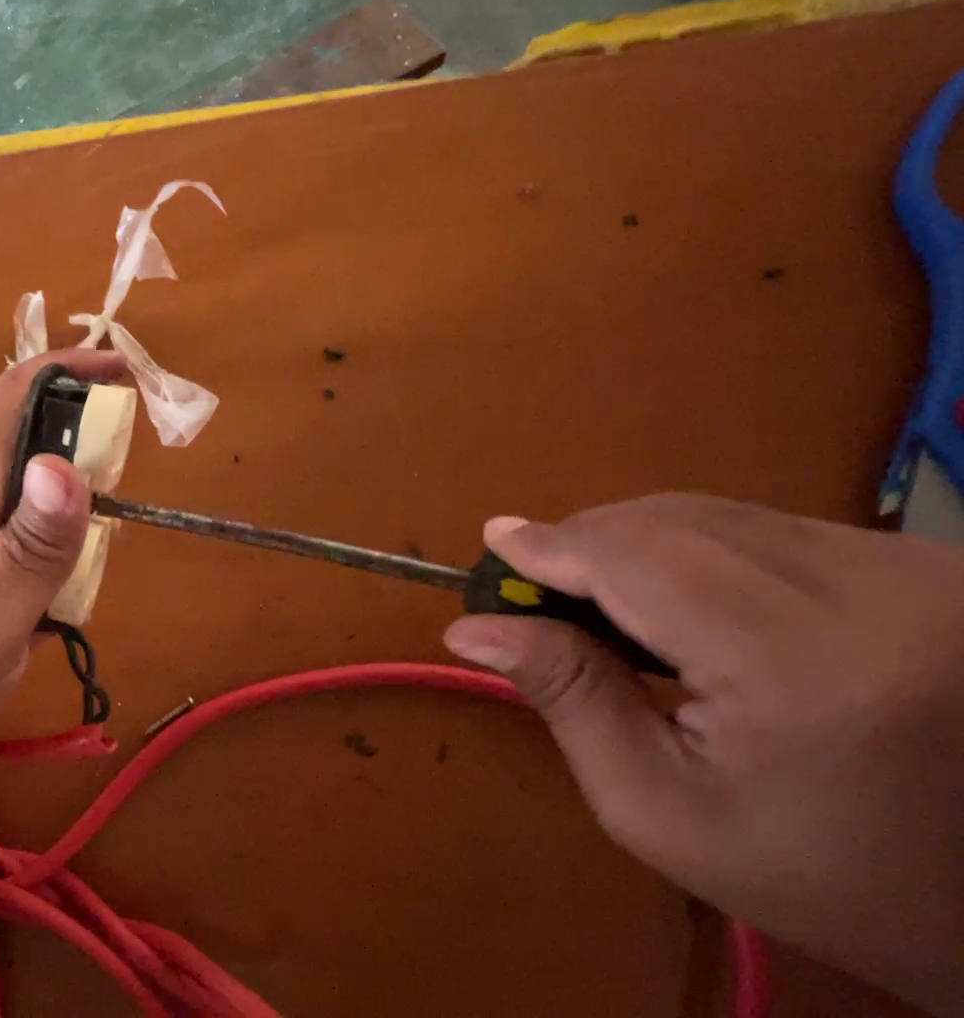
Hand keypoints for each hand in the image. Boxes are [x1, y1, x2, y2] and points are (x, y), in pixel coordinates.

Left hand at [0, 349, 126, 769]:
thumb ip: (29, 548)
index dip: (64, 370)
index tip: (126, 369)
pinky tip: (64, 605)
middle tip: (132, 488)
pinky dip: (63, 558)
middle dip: (85, 444)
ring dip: (77, 513)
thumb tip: (67, 465)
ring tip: (91, 569)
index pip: (9, 402)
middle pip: (31, 444)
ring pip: (38, 499)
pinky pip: (32, 545)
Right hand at [443, 494, 963, 1014]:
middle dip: (587, 544)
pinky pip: (773, 528)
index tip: (493, 541)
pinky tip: (681, 600)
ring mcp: (923, 571)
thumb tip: (474, 626)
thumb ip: (567, 699)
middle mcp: (881, 593)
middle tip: (533, 587)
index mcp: (807, 667)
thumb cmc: (819, 875)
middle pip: (679, 524)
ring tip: (599, 599)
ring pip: (723, 515)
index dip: (560, 544)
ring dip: (637, 544)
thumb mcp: (659, 808)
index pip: (649, 561)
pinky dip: (699, 548)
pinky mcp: (936, 566)